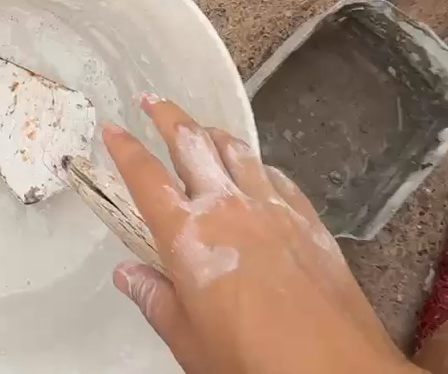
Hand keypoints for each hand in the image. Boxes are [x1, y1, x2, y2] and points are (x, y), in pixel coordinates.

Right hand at [103, 97, 413, 373]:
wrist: (336, 373)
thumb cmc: (253, 363)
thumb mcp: (190, 343)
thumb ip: (156, 301)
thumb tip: (127, 274)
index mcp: (187, 233)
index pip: (145, 176)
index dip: (124, 148)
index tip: (111, 128)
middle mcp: (225, 205)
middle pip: (189, 141)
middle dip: (166, 115)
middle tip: (151, 101)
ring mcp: (269, 206)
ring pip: (234, 148)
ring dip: (211, 132)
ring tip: (200, 128)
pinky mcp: (305, 217)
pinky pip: (275, 175)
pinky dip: (256, 164)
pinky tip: (255, 170)